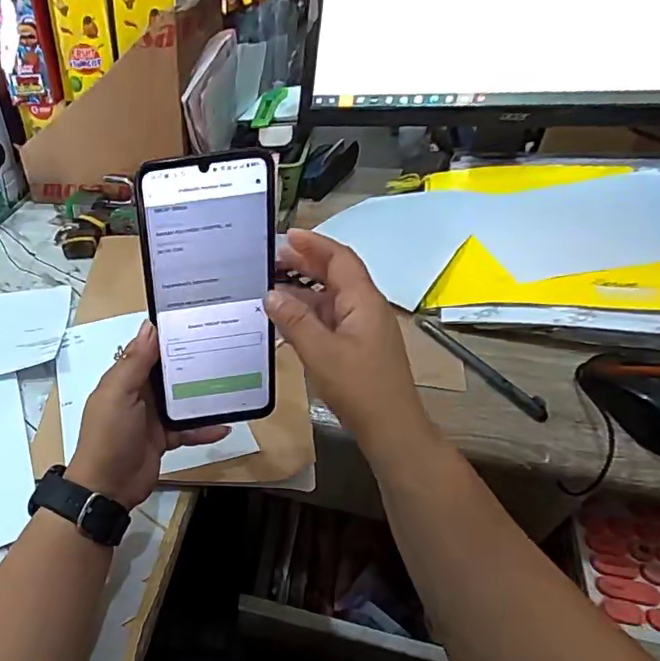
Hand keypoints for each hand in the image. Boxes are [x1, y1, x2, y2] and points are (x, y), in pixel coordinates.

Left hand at [67, 320, 227, 509]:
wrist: (107, 487)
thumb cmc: (108, 436)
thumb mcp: (118, 394)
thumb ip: (134, 362)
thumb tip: (149, 326)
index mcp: (123, 380)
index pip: (147, 351)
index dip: (167, 337)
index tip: (195, 321)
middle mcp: (137, 395)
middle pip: (168, 374)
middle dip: (192, 363)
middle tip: (223, 349)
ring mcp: (151, 419)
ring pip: (181, 401)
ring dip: (202, 395)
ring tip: (230, 383)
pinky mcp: (162, 439)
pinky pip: (187, 430)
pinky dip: (203, 429)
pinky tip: (224, 426)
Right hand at [265, 229, 424, 447]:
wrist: (390, 425)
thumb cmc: (358, 386)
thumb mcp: (321, 352)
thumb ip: (294, 321)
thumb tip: (271, 294)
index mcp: (363, 301)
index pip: (340, 259)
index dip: (315, 244)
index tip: (288, 235)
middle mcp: (365, 308)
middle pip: (335, 276)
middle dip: (306, 264)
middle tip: (272, 260)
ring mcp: (362, 328)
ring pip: (330, 300)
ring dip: (303, 292)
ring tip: (270, 288)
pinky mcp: (356, 347)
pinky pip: (329, 321)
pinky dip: (307, 316)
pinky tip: (285, 321)